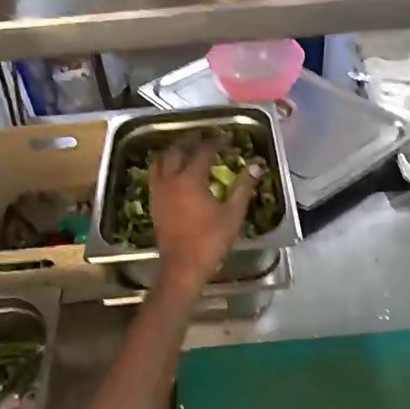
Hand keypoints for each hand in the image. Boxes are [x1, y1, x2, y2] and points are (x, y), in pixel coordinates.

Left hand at [147, 141, 259, 295]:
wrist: (183, 267)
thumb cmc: (210, 242)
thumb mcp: (233, 214)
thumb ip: (244, 187)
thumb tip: (256, 166)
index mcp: (190, 179)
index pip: (203, 151)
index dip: (217, 143)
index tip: (228, 141)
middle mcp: (170, 180)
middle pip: (177, 150)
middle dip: (192, 142)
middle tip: (207, 142)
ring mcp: (158, 191)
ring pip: (160, 161)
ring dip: (174, 152)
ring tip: (188, 153)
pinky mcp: (153, 203)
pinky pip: (154, 176)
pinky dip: (164, 167)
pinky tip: (175, 174)